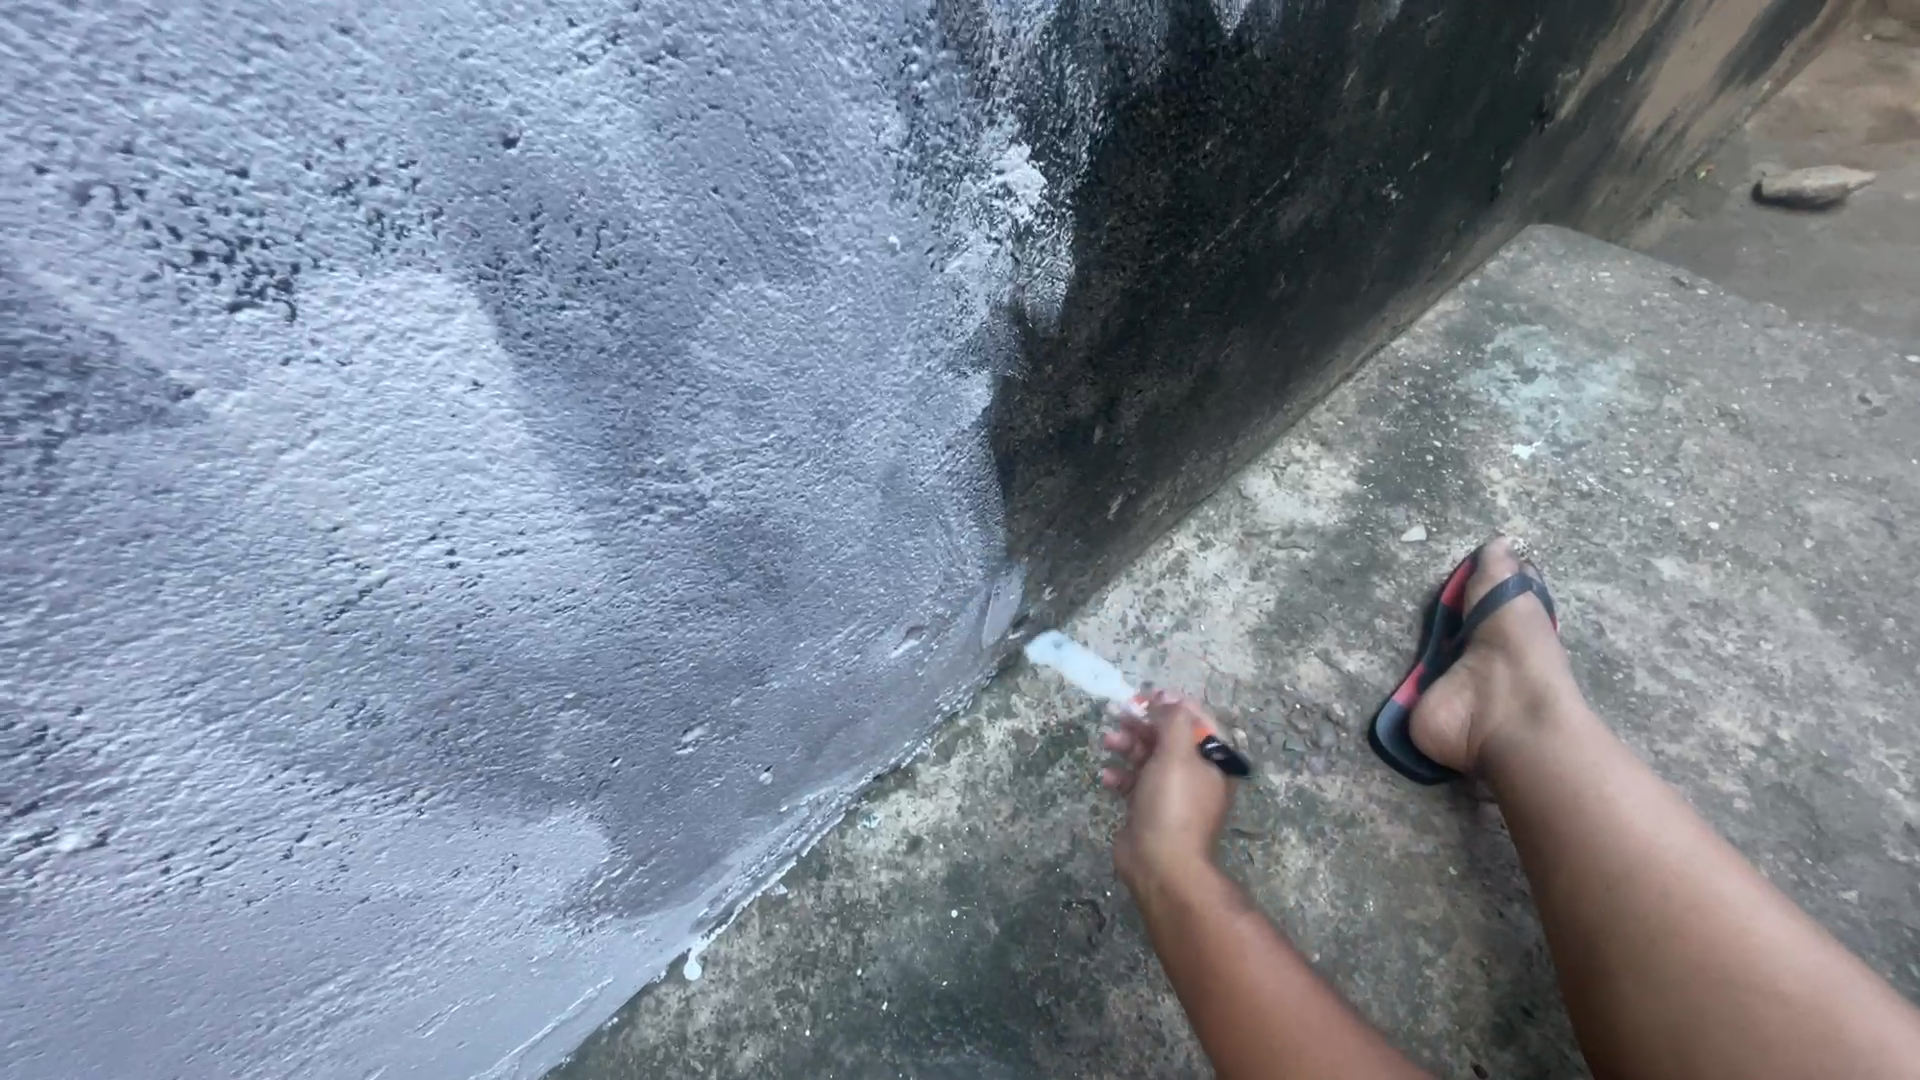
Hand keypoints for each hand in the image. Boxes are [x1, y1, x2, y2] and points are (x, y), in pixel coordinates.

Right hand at [1100, 690, 1233, 893]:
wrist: (1161, 864)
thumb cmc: (1173, 804)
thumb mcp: (1176, 754)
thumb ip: (1172, 720)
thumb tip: (1165, 696)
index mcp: (1212, 761)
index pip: (1197, 721)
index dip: (1170, 704)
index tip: (1144, 696)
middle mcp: (1196, 775)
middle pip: (1168, 737)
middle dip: (1142, 723)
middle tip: (1117, 711)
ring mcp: (1172, 792)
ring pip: (1148, 757)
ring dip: (1127, 744)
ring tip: (1108, 740)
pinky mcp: (1149, 808)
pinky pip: (1134, 781)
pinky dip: (1120, 775)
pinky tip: (1107, 776)